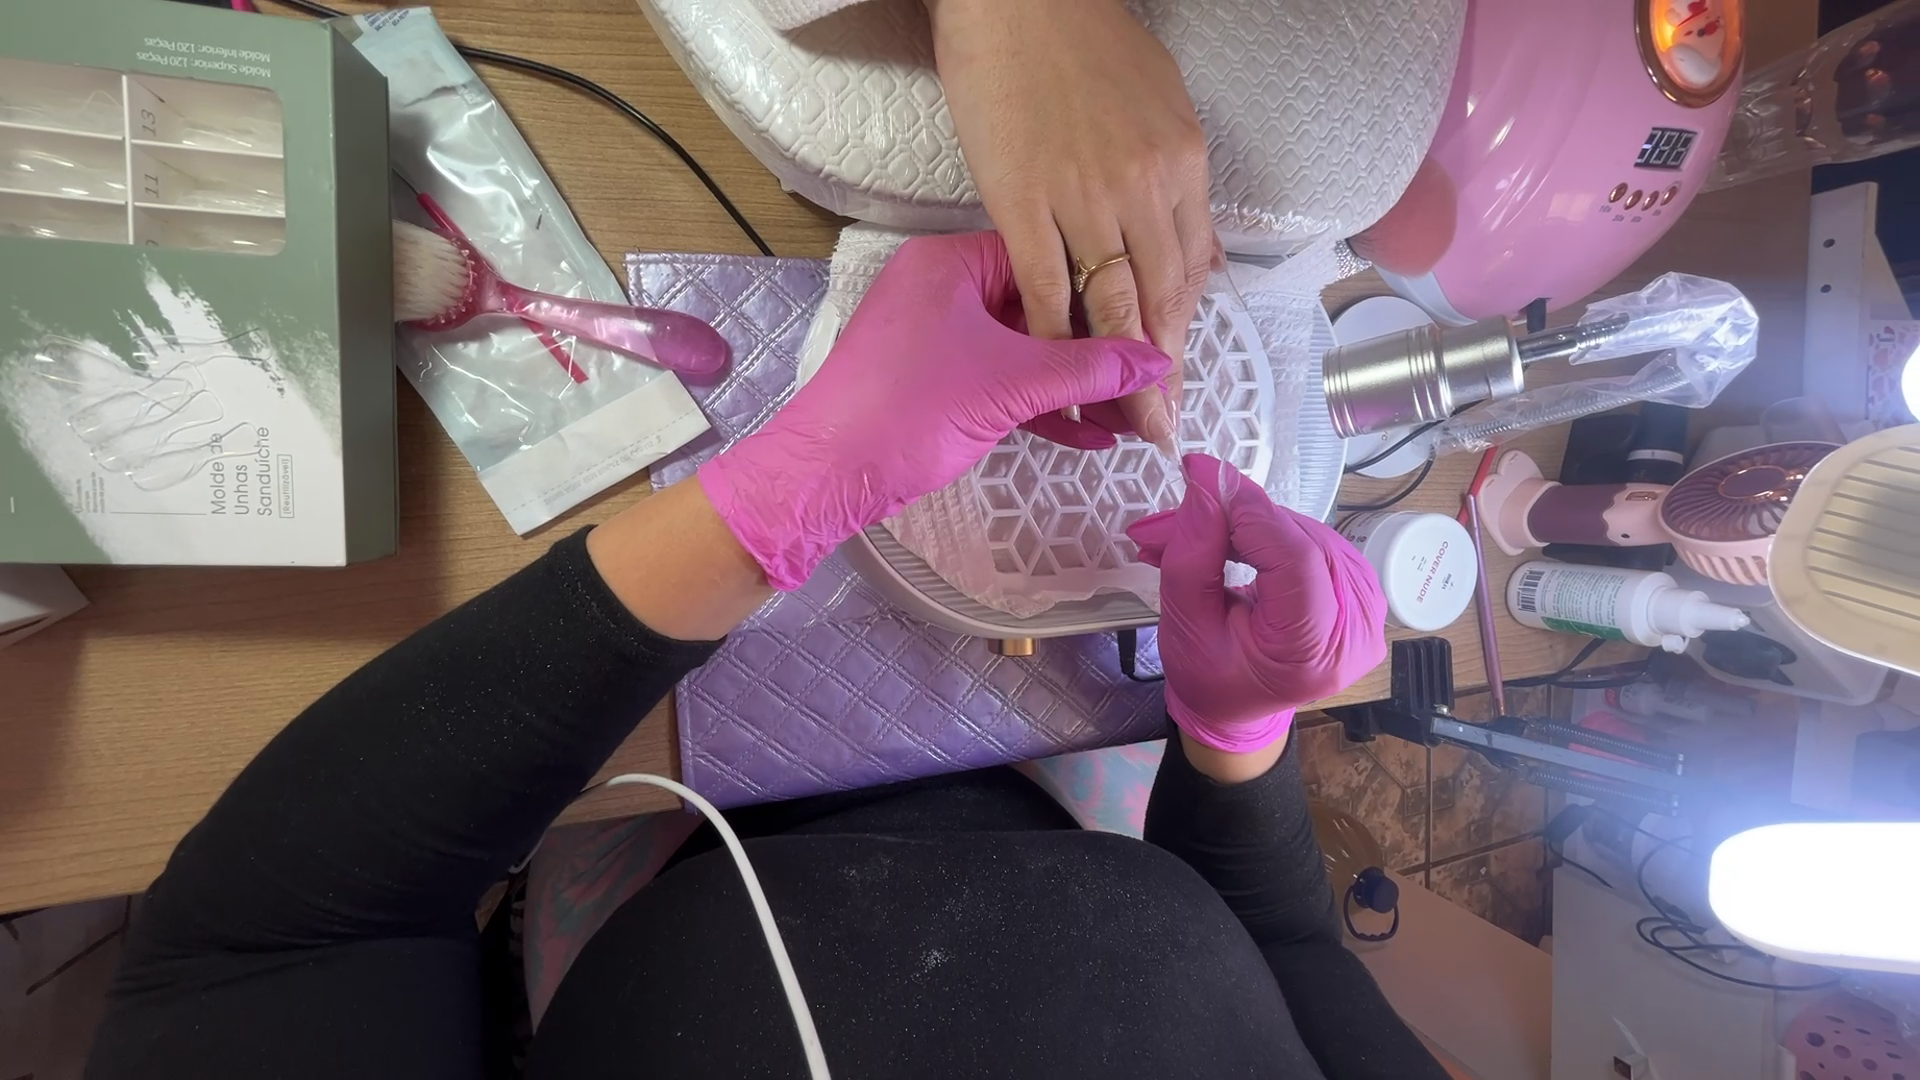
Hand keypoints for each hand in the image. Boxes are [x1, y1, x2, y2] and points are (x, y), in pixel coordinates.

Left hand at [700, 232, 1171, 589]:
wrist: (829, 475)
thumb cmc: (910, 410)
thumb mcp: (1007, 385)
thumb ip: (1086, 369)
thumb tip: (1157, 361)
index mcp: (951, 263)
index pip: (1044, 257)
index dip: (1100, 290)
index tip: (1149, 321)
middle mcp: (945, 290)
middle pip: (1039, 311)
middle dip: (1092, 355)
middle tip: (1145, 380)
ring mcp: (940, 339)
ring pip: (1023, 355)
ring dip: (1072, 390)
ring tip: (1130, 417)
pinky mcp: (939, 384)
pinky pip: (1002, 385)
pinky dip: (1040, 409)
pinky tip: (1090, 436)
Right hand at [928, 0, 1210, 450]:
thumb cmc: (1084, 46)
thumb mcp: (1157, 104)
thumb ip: (1172, 183)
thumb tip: (1180, 249)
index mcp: (1181, 161)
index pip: (1190, 269)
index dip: (1183, 334)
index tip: (1175, 378)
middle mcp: (1144, 185)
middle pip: (1161, 299)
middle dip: (1163, 373)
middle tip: (1162, 429)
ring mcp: (1084, 198)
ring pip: (1113, 304)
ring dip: (1122, 373)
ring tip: (1128, 425)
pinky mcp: (1024, 205)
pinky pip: (1050, 290)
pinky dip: (1058, 346)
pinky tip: (1062, 385)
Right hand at [1127, 455, 1387, 753]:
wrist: (1234, 708)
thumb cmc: (1205, 675)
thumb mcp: (1183, 623)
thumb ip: (1193, 556)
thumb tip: (1206, 485)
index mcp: (1312, 654)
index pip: (1294, 561)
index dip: (1249, 511)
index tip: (1201, 474)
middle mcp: (1358, 631)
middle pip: (1303, 541)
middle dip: (1239, 515)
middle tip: (1185, 503)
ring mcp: (1369, 612)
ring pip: (1309, 534)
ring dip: (1251, 521)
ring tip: (1200, 525)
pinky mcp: (1363, 593)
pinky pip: (1315, 542)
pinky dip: (1270, 531)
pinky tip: (1235, 535)